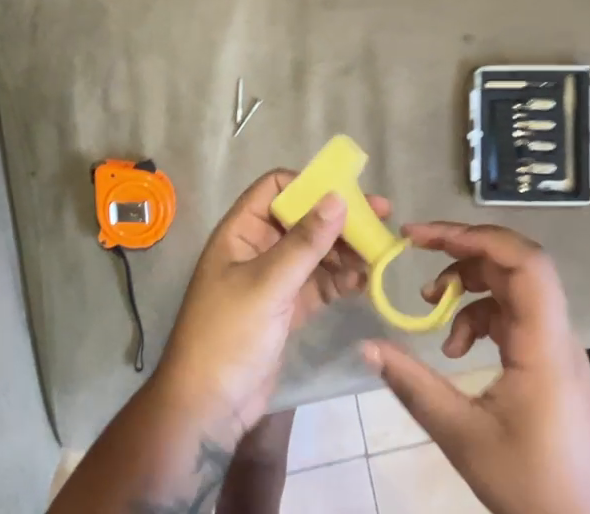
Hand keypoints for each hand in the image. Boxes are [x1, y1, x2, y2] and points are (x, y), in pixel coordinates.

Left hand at [156, 171, 391, 431]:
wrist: (207, 405)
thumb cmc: (228, 335)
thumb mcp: (268, 285)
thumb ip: (305, 243)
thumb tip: (338, 197)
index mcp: (240, 231)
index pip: (275, 188)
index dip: (310, 184)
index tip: (350, 191)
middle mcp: (256, 248)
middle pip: (302, 219)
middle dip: (339, 218)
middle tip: (382, 217)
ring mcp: (272, 280)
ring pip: (314, 252)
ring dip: (345, 250)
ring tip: (379, 253)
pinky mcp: (286, 308)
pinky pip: (318, 283)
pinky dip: (340, 279)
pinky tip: (365, 280)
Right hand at [361, 223, 589, 513]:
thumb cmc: (531, 483)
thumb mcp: (462, 436)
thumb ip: (413, 385)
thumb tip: (365, 346)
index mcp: (543, 345)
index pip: (523, 262)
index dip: (474, 237)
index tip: (422, 237)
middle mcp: (555, 334)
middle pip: (514, 264)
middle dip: (461, 251)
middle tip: (415, 250)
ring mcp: (555, 346)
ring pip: (512, 287)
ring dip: (467, 285)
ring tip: (429, 307)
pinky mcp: (549, 361)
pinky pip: (513, 315)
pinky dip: (478, 315)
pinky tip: (454, 347)